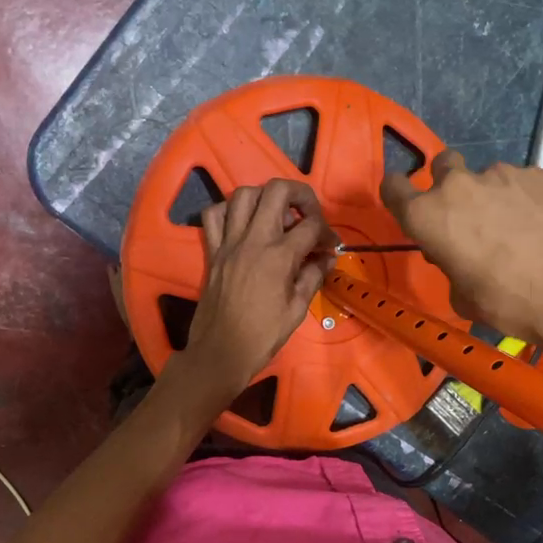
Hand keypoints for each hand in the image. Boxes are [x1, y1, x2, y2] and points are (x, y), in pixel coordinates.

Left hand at [177, 179, 337, 398]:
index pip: (310, 226)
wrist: (221, 351)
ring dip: (264, 197)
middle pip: (277, 191)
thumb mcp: (297, 310)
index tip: (329, 248)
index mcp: (279, 256)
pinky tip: (242, 224)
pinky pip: (214, 214)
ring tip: (276, 215)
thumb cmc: (263, 336)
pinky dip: (228, 210)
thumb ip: (312, 277)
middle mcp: (253, 240)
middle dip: (300, 195)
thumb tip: (325, 260)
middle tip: (307, 214)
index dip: (326, 233)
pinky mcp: (213, 251)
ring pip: (243, 194)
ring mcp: (229, 242)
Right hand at [380, 151, 542, 348]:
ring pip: (485, 177)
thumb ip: (451, 267)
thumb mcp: (463, 297)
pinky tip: (540, 225)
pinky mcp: (536, 173)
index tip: (408, 207)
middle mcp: (457, 186)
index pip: (393, 188)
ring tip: (513, 227)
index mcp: (427, 217)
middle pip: (441, 165)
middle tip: (465, 215)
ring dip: (490, 196)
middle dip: (448, 184)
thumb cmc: (507, 301)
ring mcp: (499, 174)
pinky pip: (519, 183)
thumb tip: (460, 257)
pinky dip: (522, 198)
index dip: (398, 195)